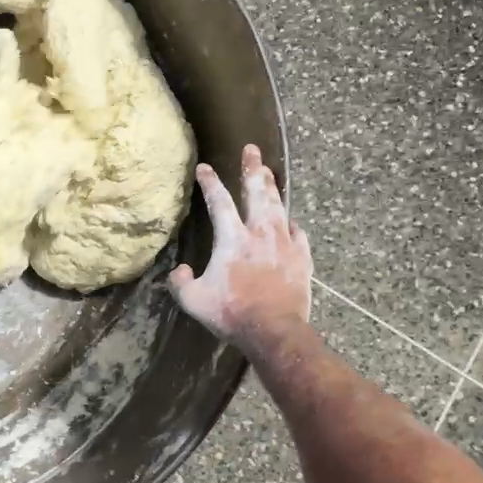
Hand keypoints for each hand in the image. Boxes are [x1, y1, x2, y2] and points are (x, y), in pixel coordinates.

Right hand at [169, 144, 312, 347]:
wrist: (275, 332)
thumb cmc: (231, 313)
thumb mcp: (193, 300)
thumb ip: (180, 282)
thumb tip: (179, 271)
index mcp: (232, 239)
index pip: (219, 202)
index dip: (210, 183)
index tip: (204, 168)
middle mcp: (260, 233)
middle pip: (257, 193)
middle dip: (252, 169)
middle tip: (252, 150)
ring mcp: (285, 244)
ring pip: (279, 207)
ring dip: (272, 188)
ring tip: (269, 172)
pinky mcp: (302, 259)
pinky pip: (298, 234)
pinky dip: (292, 225)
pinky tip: (291, 222)